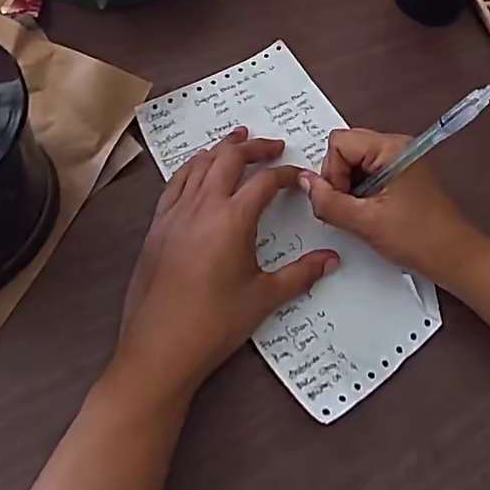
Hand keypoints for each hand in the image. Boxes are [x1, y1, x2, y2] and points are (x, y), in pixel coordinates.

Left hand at [115, 127, 339, 400]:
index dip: (286, 174)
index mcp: (232, 219)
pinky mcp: (158, 224)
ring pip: (199, 164)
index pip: (265, 182)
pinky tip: (198, 169)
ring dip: (221, 149)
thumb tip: (331, 260)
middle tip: (273, 146)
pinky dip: (192, 167)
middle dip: (254, 147)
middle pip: (229, 158)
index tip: (299, 176)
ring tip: (237, 141)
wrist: (159, 348)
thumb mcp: (263, 298)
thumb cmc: (213, 324)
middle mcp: (202, 206)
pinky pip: (176, 182)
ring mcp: (176, 213)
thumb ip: (301, 274)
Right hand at [300, 128, 489, 284]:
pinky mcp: (400, 173)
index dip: (332, 171)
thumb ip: (328, 201)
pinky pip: (367, 171)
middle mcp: (396, 146)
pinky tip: (369, 212)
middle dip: (338, 178)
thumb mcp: (365, 222)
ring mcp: (399, 159)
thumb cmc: (420, 239)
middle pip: (345, 148)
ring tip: (362, 213)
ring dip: (349, 186)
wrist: (455, 258)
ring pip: (354, 161)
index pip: (339, 142)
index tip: (341, 199)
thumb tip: (305, 182)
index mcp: (391, 148)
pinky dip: (360, 190)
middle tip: (350, 207)